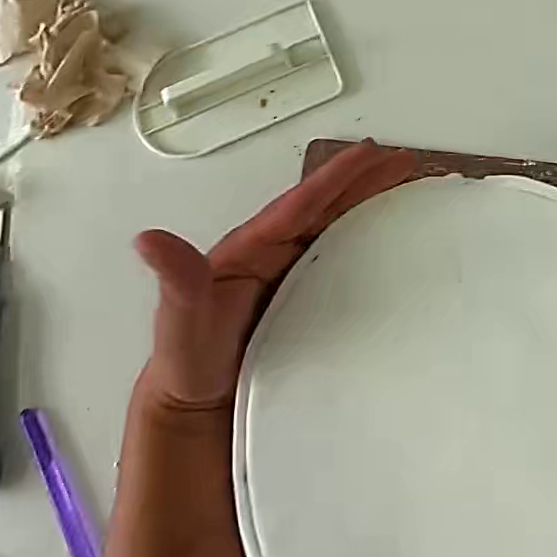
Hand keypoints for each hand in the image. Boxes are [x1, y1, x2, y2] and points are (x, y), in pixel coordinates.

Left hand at [133, 140, 416, 413]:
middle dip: (362, 183)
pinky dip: (363, 247)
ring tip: (406, 188)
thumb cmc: (189, 358)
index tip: (371, 154)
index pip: (298, 205)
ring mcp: (290, 279)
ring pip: (334, 232)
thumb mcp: (181, 320)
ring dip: (368, 207)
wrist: (200, 403)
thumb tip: (149, 241)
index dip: (334, 178)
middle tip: (403, 162)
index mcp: (250, 250)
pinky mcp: (305, 304)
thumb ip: (176, 282)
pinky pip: (339, 265)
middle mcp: (272, 257)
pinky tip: (387, 247)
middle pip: (324, 210)